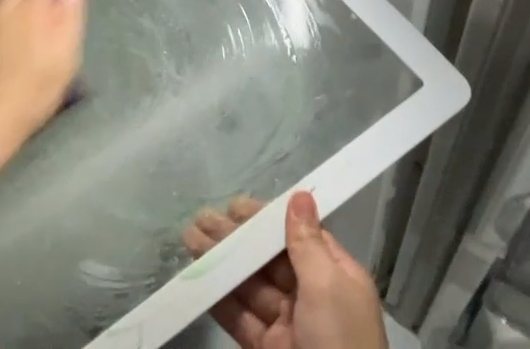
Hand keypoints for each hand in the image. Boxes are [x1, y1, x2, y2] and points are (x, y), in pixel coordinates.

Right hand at [184, 193, 386, 348]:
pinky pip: (240, 318)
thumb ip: (306, 243)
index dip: (267, 219)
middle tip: (201, 218)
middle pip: (268, 259)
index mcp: (335, 276)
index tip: (235, 205)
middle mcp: (312, 297)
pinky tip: (198, 280)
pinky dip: (218, 298)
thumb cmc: (340, 341)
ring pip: (249, 285)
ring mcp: (288, 325)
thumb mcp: (328, 287)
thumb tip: (300, 195)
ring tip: (189, 239)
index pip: (299, 235)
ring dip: (220, 262)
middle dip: (236, 238)